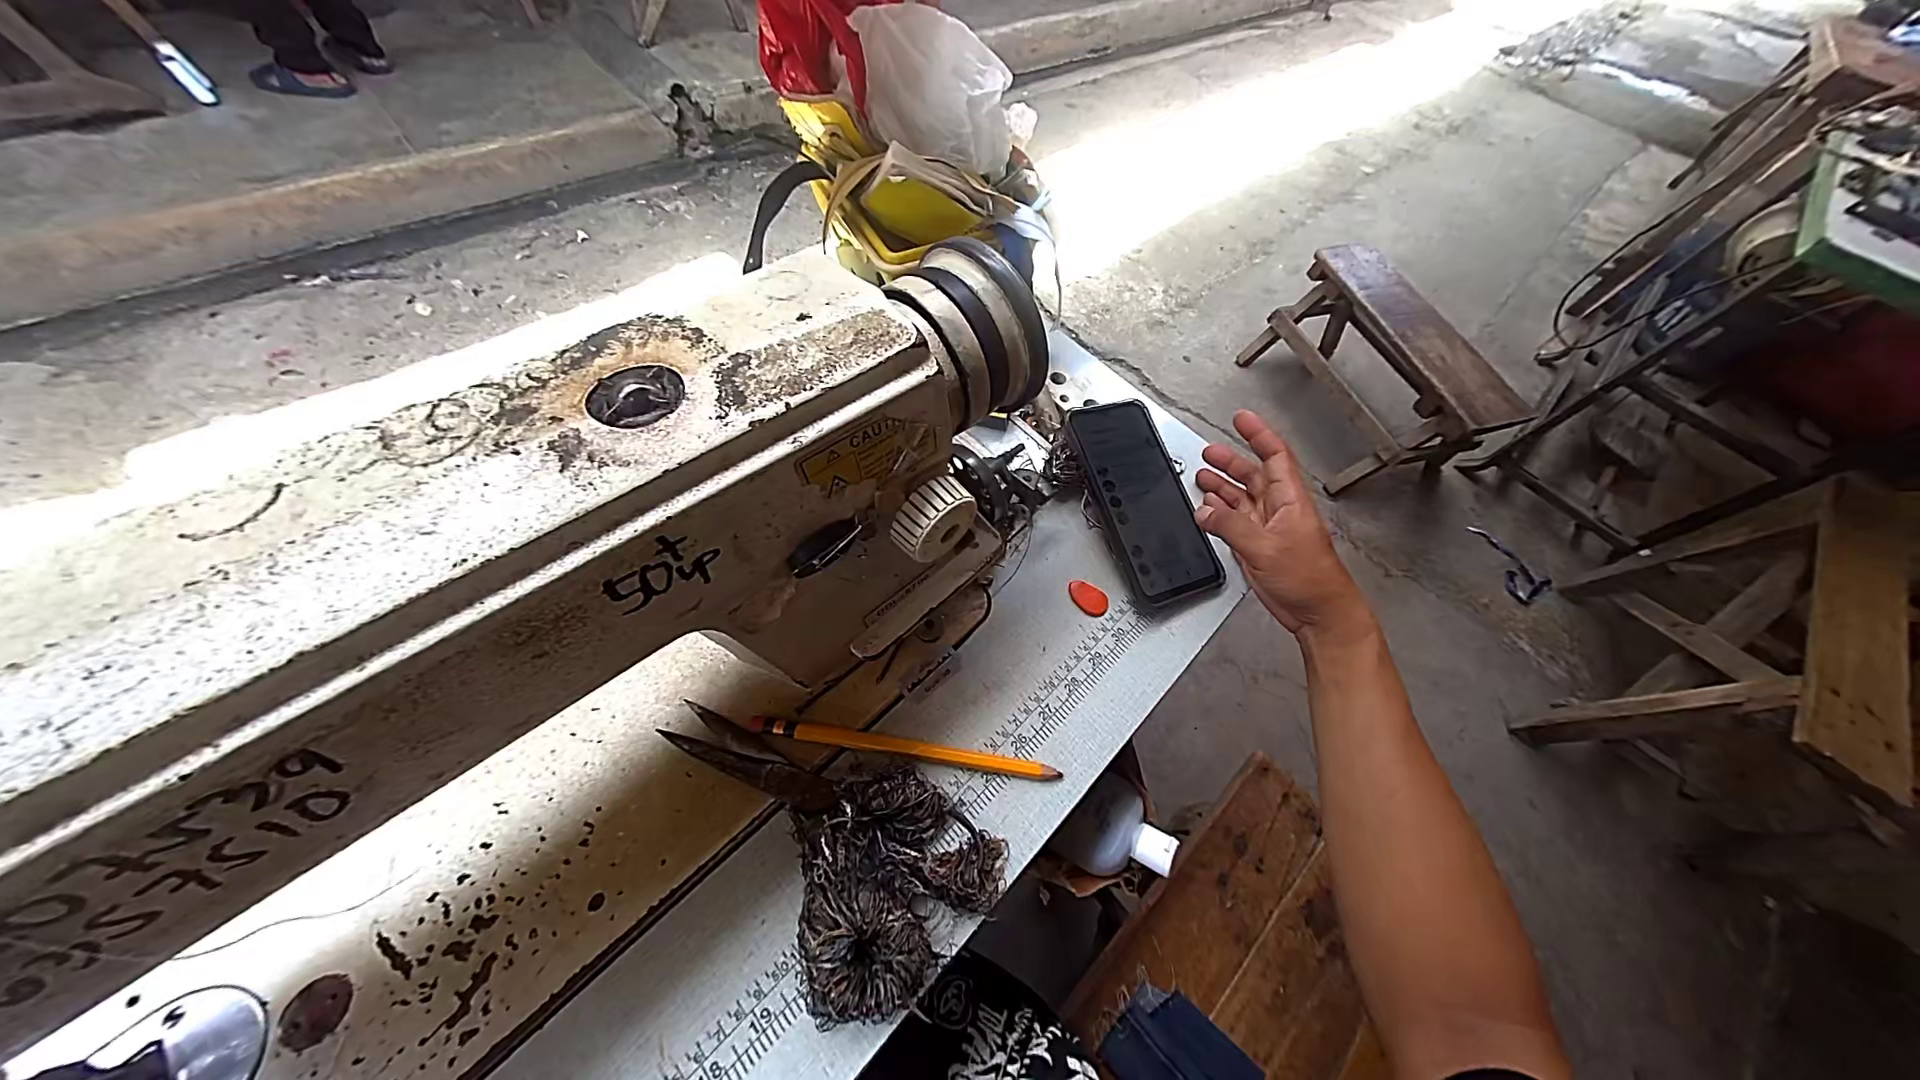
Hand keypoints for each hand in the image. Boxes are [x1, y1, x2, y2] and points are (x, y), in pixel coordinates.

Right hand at [1194, 410, 1372, 641]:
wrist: (1318, 613)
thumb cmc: (1311, 581)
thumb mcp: (1266, 548)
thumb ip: (1231, 527)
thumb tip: (1205, 511)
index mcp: (1291, 501)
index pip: (1275, 456)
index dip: (1258, 434)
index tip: (1242, 419)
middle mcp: (1280, 510)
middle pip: (1253, 475)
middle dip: (1231, 461)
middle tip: (1210, 451)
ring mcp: (1268, 528)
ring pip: (1242, 498)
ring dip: (1222, 487)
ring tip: (1203, 477)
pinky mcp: (1258, 546)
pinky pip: (1234, 522)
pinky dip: (1219, 515)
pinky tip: (1208, 511)